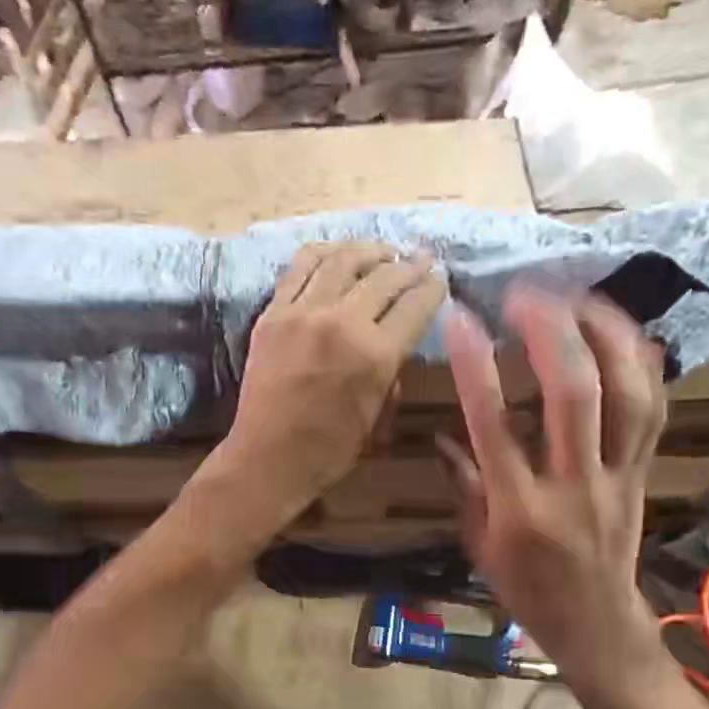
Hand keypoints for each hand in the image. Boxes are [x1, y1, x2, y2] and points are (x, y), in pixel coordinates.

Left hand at [217, 242, 447, 514]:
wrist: (268, 458)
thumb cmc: (330, 449)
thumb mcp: (377, 415)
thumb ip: (390, 371)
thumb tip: (393, 342)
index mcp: (375, 355)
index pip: (414, 307)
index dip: (432, 288)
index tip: (440, 277)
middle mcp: (342, 322)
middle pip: (384, 277)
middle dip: (409, 265)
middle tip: (421, 258)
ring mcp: (302, 313)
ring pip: (342, 261)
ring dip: (369, 250)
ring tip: (384, 250)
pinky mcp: (273, 313)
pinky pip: (299, 268)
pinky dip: (324, 253)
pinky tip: (337, 252)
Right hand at [441, 282, 671, 704]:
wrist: (594, 624)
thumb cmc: (527, 589)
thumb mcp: (479, 545)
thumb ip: (463, 485)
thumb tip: (440, 435)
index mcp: (520, 508)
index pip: (494, 425)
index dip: (477, 366)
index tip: (463, 318)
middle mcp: (573, 485)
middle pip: (573, 396)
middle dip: (551, 333)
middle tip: (527, 294)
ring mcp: (617, 476)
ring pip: (626, 395)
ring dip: (606, 336)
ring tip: (580, 297)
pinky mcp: (643, 474)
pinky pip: (654, 411)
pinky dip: (644, 365)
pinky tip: (628, 332)